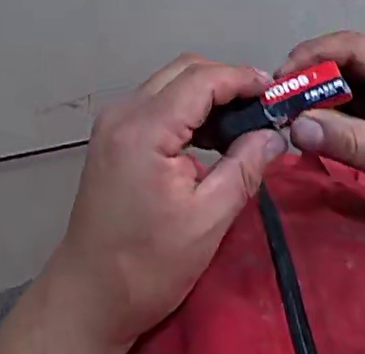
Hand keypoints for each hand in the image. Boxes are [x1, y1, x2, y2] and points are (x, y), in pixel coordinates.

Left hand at [0, 54, 286, 353]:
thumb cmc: (148, 265)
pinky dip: (186, 107)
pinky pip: (156, 101)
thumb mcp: (206, 222)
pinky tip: (210, 135)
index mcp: (143, 128)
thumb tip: (273, 136)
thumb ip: (243, 169)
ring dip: (206, 92)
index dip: (240, 78)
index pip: (199, 80)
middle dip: (225, 80)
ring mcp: (114, 119)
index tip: (275, 91)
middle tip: (262, 107)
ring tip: (242, 122)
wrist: (90, 293)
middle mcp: (123, 111)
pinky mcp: (113, 132)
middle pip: (182, 70)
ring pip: (169, 81)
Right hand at [278, 31, 364, 266]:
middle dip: (311, 76)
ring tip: (288, 113)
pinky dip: (329, 116)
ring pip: (346, 86)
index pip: (352, 47)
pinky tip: (311, 128)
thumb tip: (293, 125)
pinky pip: (352, 109)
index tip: (282, 77)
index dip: (313, 56)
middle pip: (345, 62)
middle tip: (279, 98)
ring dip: (317, 98)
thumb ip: (345, 139)